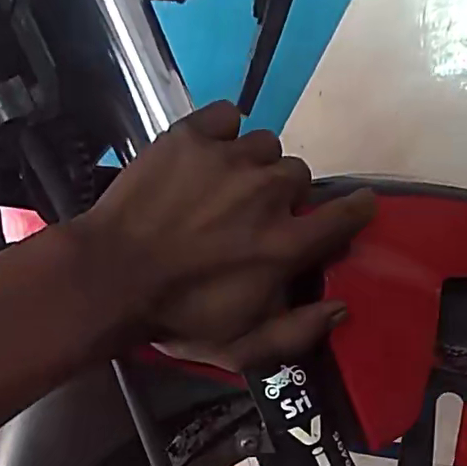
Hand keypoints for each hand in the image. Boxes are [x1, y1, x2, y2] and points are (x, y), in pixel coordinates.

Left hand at [68, 101, 375, 369]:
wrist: (112, 278)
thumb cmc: (180, 319)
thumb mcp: (242, 348)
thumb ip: (297, 333)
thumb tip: (341, 309)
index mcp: (285, 246)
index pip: (344, 216)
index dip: (355, 210)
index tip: (355, 206)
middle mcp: (267, 194)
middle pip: (299, 176)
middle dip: (286, 197)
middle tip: (256, 217)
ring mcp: (228, 159)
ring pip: (265, 146)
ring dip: (255, 167)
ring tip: (227, 188)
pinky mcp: (191, 136)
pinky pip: (228, 117)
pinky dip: (224, 134)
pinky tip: (207, 158)